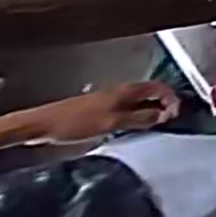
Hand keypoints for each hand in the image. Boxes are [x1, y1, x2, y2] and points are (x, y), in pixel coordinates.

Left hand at [16, 82, 180, 144]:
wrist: (41, 124)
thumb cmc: (77, 122)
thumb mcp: (112, 122)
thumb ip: (140, 118)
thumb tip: (162, 115)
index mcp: (130, 90)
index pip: (161, 88)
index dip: (172, 100)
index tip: (173, 115)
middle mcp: (123, 90)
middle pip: (152, 94)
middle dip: (162, 106)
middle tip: (164, 121)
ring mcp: (111, 98)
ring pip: (139, 101)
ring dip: (148, 111)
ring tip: (148, 126)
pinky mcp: (100, 108)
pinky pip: (127, 108)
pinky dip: (135, 115)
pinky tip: (127, 128)